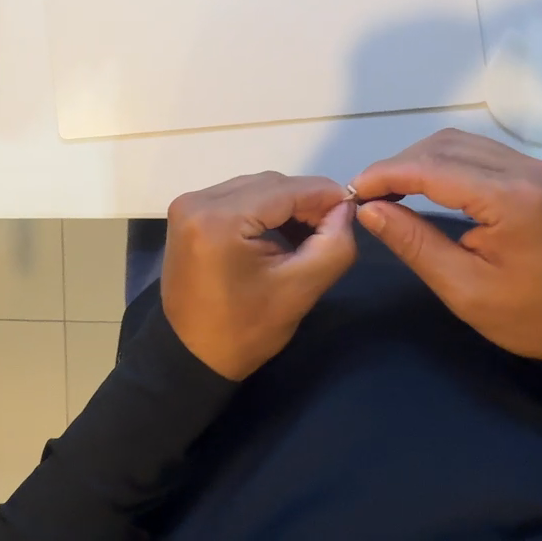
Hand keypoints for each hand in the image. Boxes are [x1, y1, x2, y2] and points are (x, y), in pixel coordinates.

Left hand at [161, 172, 357, 379]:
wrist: (190, 356)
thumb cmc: (244, 330)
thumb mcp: (299, 290)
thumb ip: (333, 245)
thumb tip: (345, 207)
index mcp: (219, 219)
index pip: (285, 190)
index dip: (324, 195)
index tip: (353, 209)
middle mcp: (198, 200)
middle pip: (268, 184)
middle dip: (305, 202)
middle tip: (332, 228)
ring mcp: (189, 204)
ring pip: (254, 188)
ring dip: (285, 205)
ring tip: (308, 235)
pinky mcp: (188, 213)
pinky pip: (236, 198)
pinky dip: (262, 210)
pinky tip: (280, 234)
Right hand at [349, 129, 541, 366]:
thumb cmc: (535, 318)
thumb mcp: (466, 290)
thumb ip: (414, 243)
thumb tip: (368, 209)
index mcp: (511, 200)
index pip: (431, 168)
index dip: (385, 174)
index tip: (352, 191)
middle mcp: (524, 170)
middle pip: (443, 146)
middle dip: (398, 165)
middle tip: (369, 196)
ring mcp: (535, 167)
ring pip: (459, 143)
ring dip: (419, 160)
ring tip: (391, 190)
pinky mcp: (537, 173)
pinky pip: (478, 152)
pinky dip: (443, 162)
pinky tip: (425, 183)